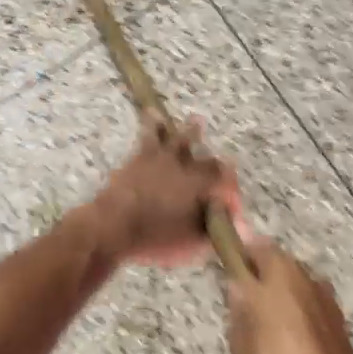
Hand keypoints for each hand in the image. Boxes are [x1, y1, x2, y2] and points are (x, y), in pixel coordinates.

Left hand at [90, 118, 237, 267]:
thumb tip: (237, 227)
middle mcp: (186, 168)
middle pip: (209, 161)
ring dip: (192, 131)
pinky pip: (149, 131)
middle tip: (222, 164)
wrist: (115, 223)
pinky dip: (153, 121)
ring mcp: (163, 158)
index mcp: (201, 187)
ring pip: (182, 138)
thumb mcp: (191, 241)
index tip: (231, 199)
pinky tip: (153, 112)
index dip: (231, 189)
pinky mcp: (141, 155)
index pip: (226, 182)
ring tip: (197, 121)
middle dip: (216, 164)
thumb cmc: (155, 237)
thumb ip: (213, 230)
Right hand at [227, 239, 352, 353]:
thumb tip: (238, 284)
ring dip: (286, 301)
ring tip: (270, 332)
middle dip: (264, 279)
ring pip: (299, 290)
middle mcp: (307, 276)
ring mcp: (328, 301)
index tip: (231, 271)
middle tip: (247, 304)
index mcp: (279, 268)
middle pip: (280, 267)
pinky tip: (293, 348)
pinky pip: (313, 313)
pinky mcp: (342, 327)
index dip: (241, 256)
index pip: (255, 246)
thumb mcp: (238, 334)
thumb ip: (237, 303)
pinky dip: (303, 322)